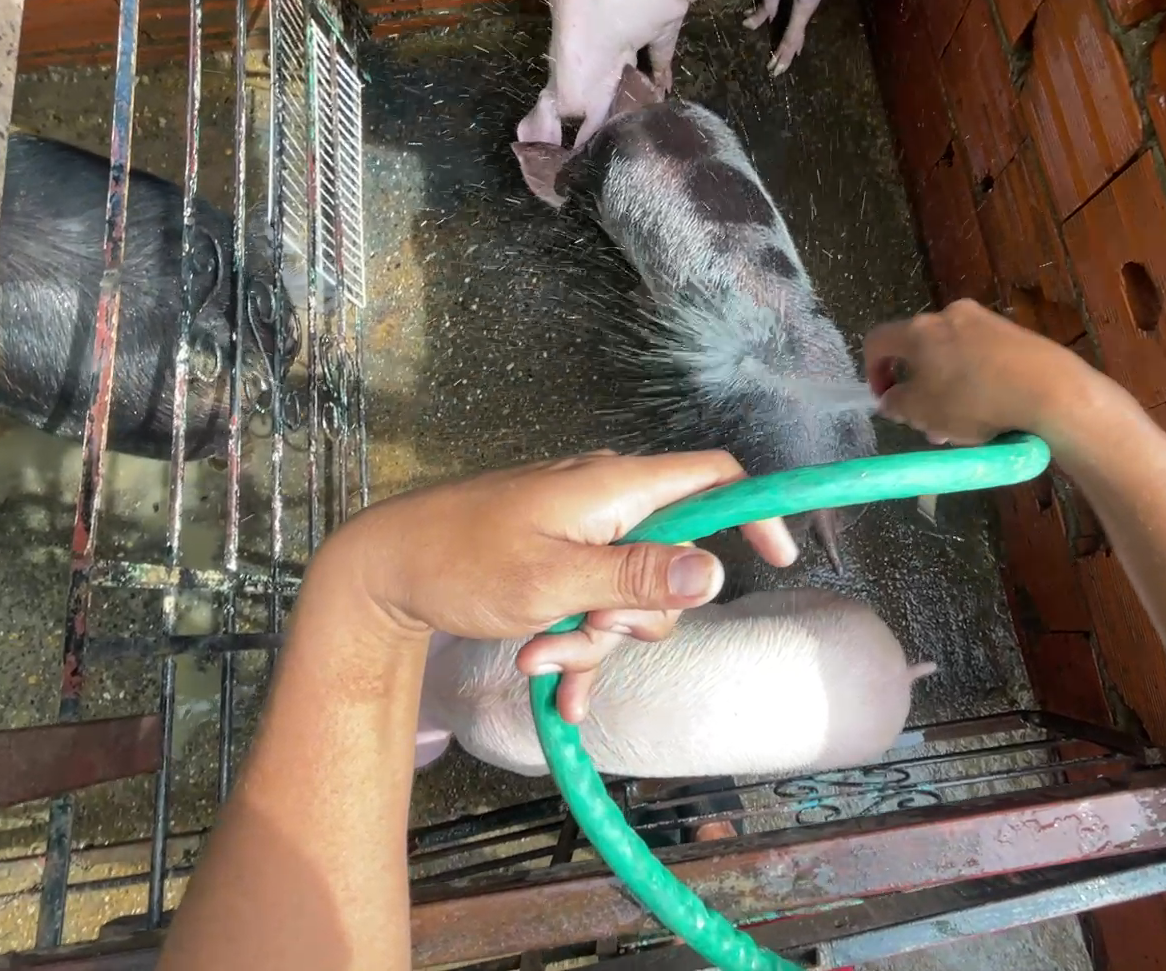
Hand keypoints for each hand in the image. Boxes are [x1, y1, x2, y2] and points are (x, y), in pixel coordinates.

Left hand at [330, 450, 797, 719]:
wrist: (386, 568)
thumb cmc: (465, 561)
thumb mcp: (555, 580)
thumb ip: (637, 577)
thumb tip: (715, 575)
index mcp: (618, 487)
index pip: (713, 477)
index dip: (754, 512)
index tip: (779, 559)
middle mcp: (610, 502)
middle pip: (673, 560)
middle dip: (637, 615)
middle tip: (581, 633)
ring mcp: (585, 531)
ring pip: (631, 595)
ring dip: (596, 638)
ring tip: (540, 658)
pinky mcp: (563, 557)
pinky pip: (598, 603)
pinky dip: (582, 643)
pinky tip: (555, 688)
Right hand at [863, 299, 1115, 445]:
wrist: (1051, 390)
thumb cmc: (973, 400)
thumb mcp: (922, 412)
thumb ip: (896, 404)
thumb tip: (891, 398)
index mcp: (918, 330)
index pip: (877, 341)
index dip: (872, 371)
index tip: (885, 400)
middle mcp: (948, 315)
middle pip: (916, 349)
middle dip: (915, 385)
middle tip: (924, 419)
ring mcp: (984, 321)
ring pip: (949, 355)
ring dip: (944, 386)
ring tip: (958, 423)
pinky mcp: (1013, 333)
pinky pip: (978, 356)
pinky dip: (973, 381)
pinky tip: (988, 410)